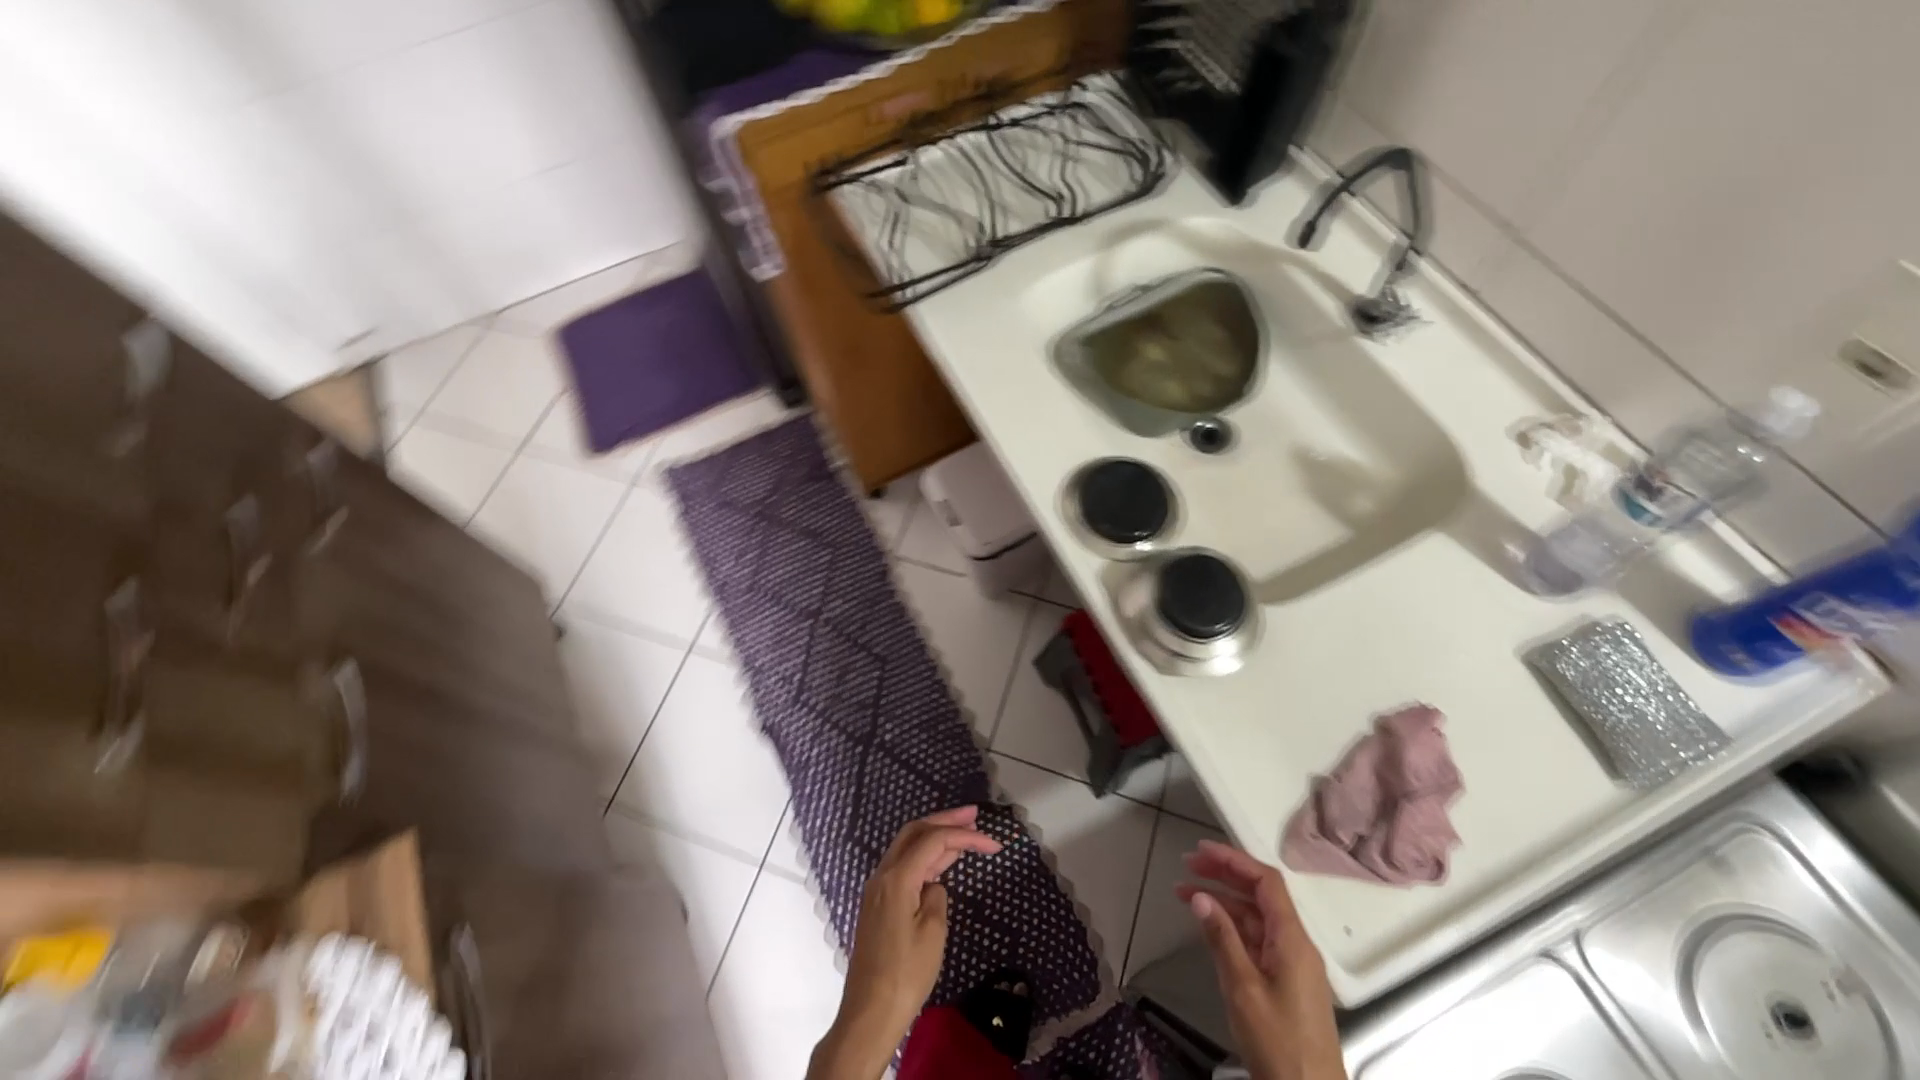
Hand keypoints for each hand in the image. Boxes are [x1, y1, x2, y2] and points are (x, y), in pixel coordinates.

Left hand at [809, 806, 1002, 1079]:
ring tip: (965, 833)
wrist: (871, 1011)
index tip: (994, 843)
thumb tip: (933, 884)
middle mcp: (882, 875)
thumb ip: (936, 895)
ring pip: (906, 848)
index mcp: (896, 878)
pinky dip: (924, 857)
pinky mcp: (878, 905)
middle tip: (974, 816)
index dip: (964, 835)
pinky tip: (942, 862)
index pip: (933, 840)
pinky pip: (903, 867)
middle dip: (944, 820)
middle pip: (914, 833)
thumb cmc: (906, 974)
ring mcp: (877, 890)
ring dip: (935, 837)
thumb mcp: (933, 932)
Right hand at [1179, 840, 1345, 1079]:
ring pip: (1257, 918)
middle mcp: (1296, 944)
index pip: (1266, 883)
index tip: (1202, 850)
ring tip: (1185, 893)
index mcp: (1293, 939)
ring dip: (1224, 901)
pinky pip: (1258, 940)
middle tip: (1188, 865)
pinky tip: (1209, 925)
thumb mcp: (1242, 987)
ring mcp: (1292, 963)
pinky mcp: (1286, 981)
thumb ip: (1222, 938)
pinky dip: (1232, 926)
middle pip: (1261, 896)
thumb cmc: (1277, 1041)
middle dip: (1225, 875)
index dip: (1234, 860)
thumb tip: (1201, 896)